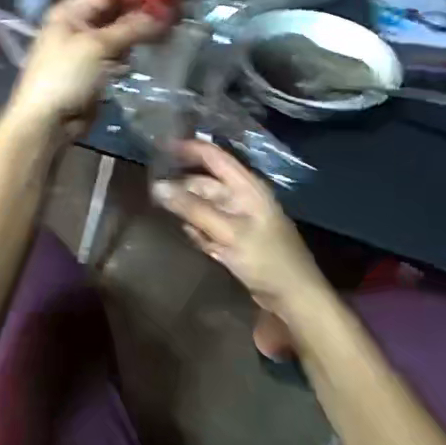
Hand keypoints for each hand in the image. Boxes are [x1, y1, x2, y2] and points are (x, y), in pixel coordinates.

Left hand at [10, 0, 166, 131]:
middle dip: (138, 17)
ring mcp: (84, 49)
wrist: (48, 121)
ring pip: (117, 36)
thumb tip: (165, 15)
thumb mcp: (98, 46)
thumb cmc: (66, 75)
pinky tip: (144, 58)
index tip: (163, 1)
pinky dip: (128, 57)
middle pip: (113, 14)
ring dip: (136, 38)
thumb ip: (131, 28)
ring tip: (162, 38)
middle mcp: (76, 26)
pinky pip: (115, 56)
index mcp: (69, 12)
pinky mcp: (92, 71)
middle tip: (169, 20)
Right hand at [154, 138, 328, 313]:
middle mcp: (241, 197)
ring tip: (171, 219)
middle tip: (152, 192)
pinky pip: (208, 226)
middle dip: (181, 187)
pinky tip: (198, 242)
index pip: (213, 156)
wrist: (294, 297)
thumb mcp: (227, 232)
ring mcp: (238, 218)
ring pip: (203, 206)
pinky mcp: (234, 238)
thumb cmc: (266, 259)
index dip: (188, 148)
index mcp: (246, 187)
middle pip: (204, 182)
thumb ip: (192, 209)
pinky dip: (199, 232)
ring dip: (188, 213)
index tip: (158, 146)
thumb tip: (157, 187)